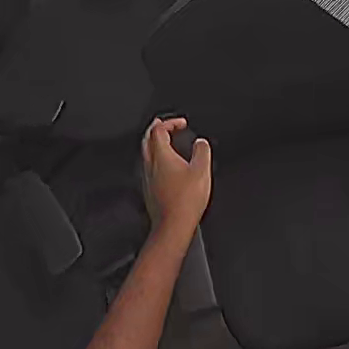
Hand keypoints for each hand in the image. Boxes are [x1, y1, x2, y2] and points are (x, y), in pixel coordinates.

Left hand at [142, 117, 211, 233]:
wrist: (173, 225)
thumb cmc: (185, 201)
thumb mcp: (202, 170)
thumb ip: (202, 151)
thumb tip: (201, 143)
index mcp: (162, 156)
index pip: (159, 131)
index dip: (169, 123)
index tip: (180, 123)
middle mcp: (151, 165)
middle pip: (147, 140)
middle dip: (156, 129)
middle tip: (164, 125)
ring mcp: (148, 178)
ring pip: (146, 153)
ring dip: (154, 143)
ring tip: (164, 142)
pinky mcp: (149, 189)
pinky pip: (149, 167)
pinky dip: (156, 159)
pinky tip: (165, 166)